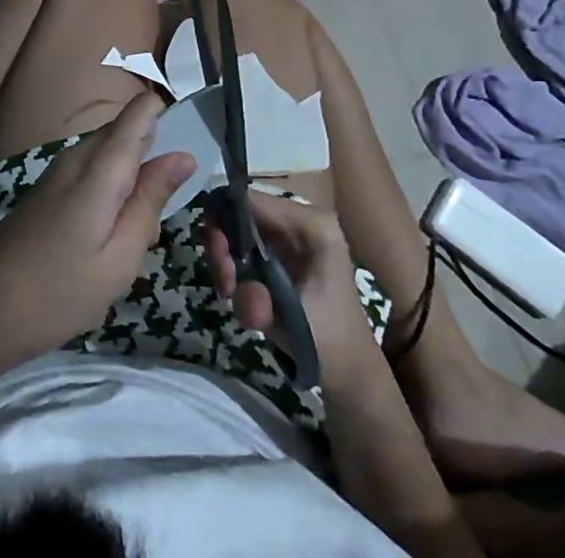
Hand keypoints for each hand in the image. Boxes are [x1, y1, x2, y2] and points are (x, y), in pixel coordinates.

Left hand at [0, 93, 195, 385]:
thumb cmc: (59, 292)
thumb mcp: (120, 257)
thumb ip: (150, 200)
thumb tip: (183, 155)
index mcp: (98, 168)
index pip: (139, 113)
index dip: (169, 116)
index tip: (193, 144)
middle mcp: (75, 158)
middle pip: (125, 134)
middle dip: (153, 161)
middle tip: (160, 216)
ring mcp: (54, 173)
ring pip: (107, 157)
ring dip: (130, 184)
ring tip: (132, 239)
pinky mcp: (43, 192)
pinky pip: (88, 174)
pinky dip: (108, 196)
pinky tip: (105, 242)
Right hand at [205, 191, 383, 384]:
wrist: (346, 365)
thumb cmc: (327, 338)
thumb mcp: (293, 316)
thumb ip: (259, 299)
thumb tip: (233, 284)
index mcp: (312, 223)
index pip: (251, 200)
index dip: (224, 222)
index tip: (218, 258)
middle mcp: (300, 221)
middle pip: (240, 213)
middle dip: (223, 247)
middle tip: (225, 283)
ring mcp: (289, 236)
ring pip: (237, 231)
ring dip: (226, 262)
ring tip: (230, 292)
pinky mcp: (281, 252)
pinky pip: (243, 246)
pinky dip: (233, 268)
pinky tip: (238, 293)